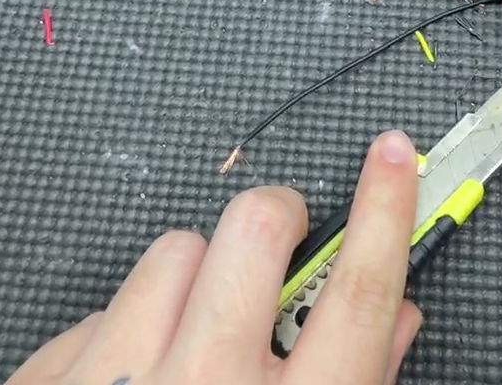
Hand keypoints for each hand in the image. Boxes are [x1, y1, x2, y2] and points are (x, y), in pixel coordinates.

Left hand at [6, 130, 423, 384]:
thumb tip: (396, 314)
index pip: (357, 295)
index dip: (385, 210)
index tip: (395, 153)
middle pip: (255, 230)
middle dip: (277, 220)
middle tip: (277, 246)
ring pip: (175, 252)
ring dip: (192, 286)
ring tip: (186, 348)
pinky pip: (104, 305)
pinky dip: (128, 330)